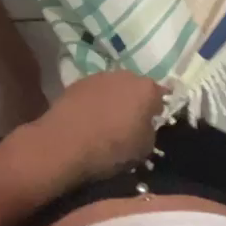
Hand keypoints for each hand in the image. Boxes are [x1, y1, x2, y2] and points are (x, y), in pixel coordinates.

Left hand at [28, 70, 165, 186]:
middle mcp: (127, 75)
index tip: (150, 125)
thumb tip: (146, 127)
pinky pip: (94, 92)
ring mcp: (102, 76)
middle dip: (135, 103)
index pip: (161, 96)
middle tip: (128, 124)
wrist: (64, 143)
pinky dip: (94, 102)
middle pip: (136, 88)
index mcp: (147, 89)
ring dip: (114, 100)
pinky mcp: (79, 82)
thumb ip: (150, 132)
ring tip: (105, 123)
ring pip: (115, 88)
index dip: (156, 111)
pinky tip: (87, 120)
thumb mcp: (143, 150)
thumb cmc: (110, 148)